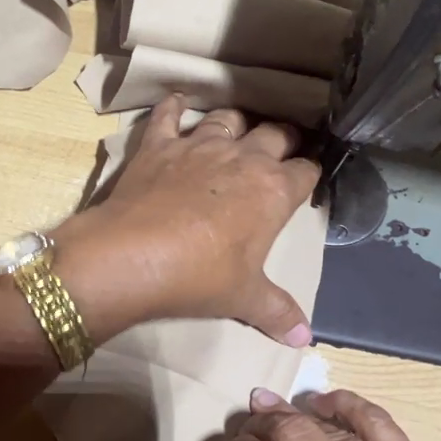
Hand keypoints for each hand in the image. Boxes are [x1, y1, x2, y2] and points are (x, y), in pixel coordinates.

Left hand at [53, 95, 320, 344]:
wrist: (132, 257)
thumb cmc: (199, 277)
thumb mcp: (244, 298)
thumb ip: (278, 312)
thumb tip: (305, 339)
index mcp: (273, 191)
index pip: (305, 172)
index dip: (308, 175)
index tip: (305, 181)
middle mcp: (243, 158)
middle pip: (275, 134)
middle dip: (283, 139)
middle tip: (280, 149)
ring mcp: (198, 146)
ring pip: (227, 118)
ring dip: (236, 123)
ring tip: (237, 131)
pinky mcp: (158, 145)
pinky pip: (168, 114)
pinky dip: (173, 106)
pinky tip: (177, 101)